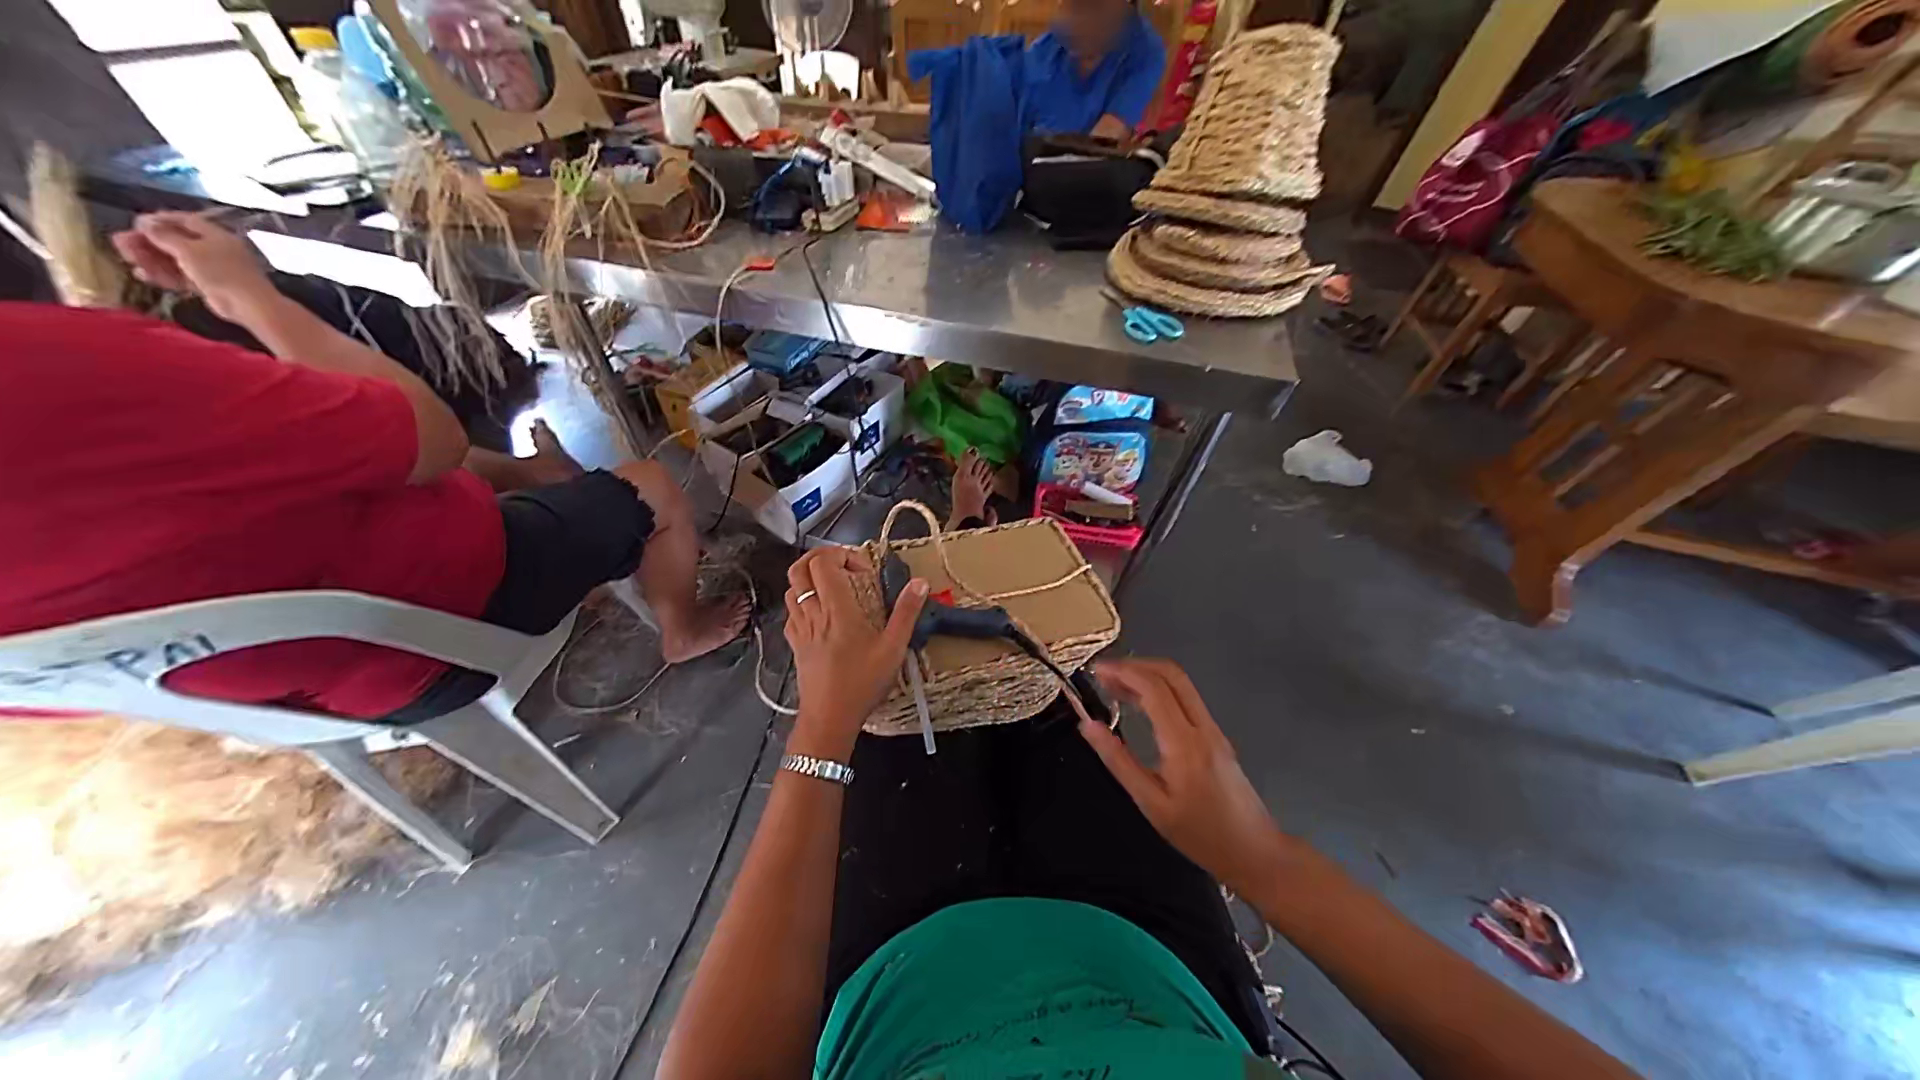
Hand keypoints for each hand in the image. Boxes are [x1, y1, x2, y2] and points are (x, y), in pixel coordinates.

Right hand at [110, 212, 270, 319]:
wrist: (251, 305)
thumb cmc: (221, 272)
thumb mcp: (188, 250)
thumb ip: (164, 235)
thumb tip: (145, 222)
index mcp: (217, 236)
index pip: (185, 220)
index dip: (159, 219)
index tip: (135, 222)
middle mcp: (217, 250)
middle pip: (177, 241)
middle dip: (148, 241)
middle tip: (120, 243)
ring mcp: (216, 269)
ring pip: (178, 260)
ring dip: (151, 259)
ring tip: (128, 260)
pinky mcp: (213, 286)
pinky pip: (184, 277)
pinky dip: (164, 275)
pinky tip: (143, 275)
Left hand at [783, 546, 926, 758]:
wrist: (829, 718)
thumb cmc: (862, 683)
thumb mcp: (893, 649)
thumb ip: (906, 613)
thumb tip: (919, 583)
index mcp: (836, 609)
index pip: (823, 563)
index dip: (841, 555)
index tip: (863, 571)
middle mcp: (812, 612)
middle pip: (799, 567)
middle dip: (820, 557)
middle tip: (843, 566)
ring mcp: (799, 628)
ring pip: (791, 587)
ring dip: (809, 577)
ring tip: (832, 586)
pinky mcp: (794, 643)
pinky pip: (791, 610)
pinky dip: (802, 600)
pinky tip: (819, 612)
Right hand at [1079, 659, 1286, 895]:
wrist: (1256, 852)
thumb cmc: (1200, 835)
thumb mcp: (1151, 804)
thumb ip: (1118, 761)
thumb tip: (1089, 726)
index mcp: (1185, 744)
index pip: (1154, 689)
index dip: (1124, 672)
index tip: (1097, 671)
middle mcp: (1203, 727)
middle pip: (1172, 674)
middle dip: (1135, 665)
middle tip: (1104, 675)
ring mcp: (1214, 729)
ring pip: (1181, 683)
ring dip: (1147, 676)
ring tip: (1114, 687)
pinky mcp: (1216, 736)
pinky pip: (1186, 699)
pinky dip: (1159, 690)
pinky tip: (1139, 704)